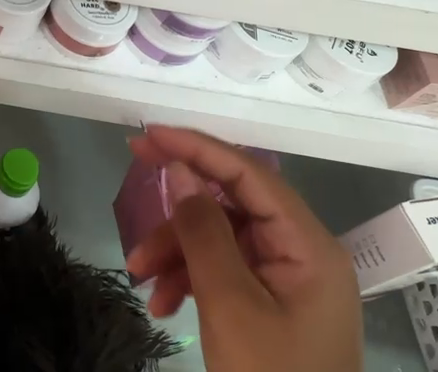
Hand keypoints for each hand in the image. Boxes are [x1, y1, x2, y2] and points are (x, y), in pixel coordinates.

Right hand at [125, 127, 360, 371]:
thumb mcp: (228, 302)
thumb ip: (202, 229)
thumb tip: (179, 169)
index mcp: (308, 244)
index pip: (248, 173)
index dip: (196, 147)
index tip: (148, 135)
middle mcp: (302, 251)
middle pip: (230, 203)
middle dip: (177, 207)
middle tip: (130, 170)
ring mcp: (287, 278)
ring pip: (218, 237)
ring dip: (174, 250)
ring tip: (139, 275)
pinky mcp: (271, 302)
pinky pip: (222, 269)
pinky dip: (188, 277)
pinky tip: (161, 302)